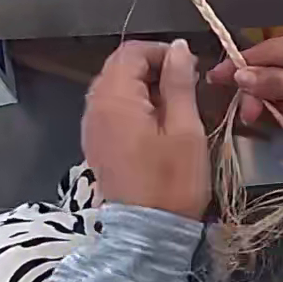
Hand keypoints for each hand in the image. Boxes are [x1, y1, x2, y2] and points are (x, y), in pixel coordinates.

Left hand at [83, 40, 210, 220]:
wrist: (150, 233)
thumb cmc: (173, 180)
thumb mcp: (185, 128)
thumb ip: (179, 83)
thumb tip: (179, 48)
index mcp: (115, 99)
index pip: (131, 52)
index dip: (161, 51)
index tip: (190, 67)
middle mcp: (95, 108)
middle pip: (118, 68)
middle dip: (152, 67)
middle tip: (187, 85)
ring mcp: (92, 128)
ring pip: (114, 89)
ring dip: (143, 87)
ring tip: (175, 104)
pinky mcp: (97, 145)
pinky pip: (111, 111)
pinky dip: (133, 106)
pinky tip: (157, 123)